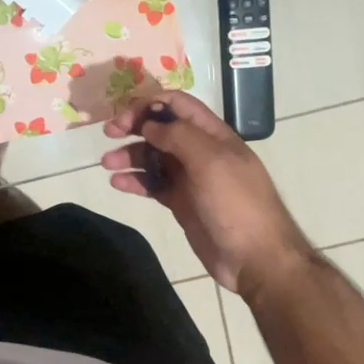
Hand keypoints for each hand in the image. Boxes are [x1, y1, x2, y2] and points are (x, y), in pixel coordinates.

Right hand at [100, 92, 315, 300]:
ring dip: (129, 155)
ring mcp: (190, 178)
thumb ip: (178, 136)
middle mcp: (200, 151)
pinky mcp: (181, 201)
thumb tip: (149, 124)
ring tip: (108, 164)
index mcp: (213, 135)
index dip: (150, 104)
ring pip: (153, 157)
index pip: (178, 104)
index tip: (126, 117)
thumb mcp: (210, 161)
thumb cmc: (236, 204)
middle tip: (108, 133)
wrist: (255, 259)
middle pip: (161, 129)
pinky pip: (152, 184)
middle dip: (134, 127)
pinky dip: (134, 180)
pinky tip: (117, 183)